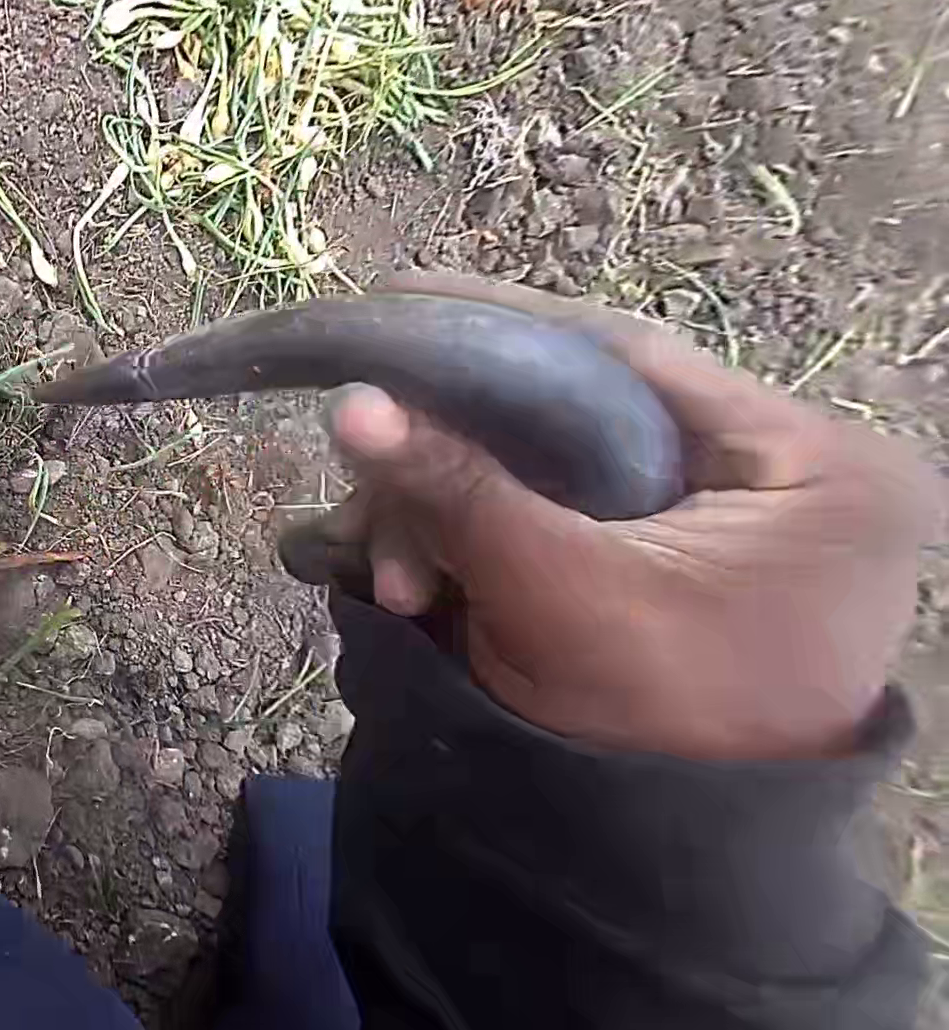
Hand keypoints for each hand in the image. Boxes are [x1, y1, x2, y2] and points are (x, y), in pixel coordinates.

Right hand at [327, 276, 937, 760]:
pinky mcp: (585, 551)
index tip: (399, 293)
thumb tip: (350, 403)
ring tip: (395, 586)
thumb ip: (452, 488)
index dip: (500, 320)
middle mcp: (720, 471)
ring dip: (424, 519)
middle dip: (439, 468)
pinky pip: (486, 515)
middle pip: (538, 420)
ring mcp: (645, 515)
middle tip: (376, 511)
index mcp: (784, 459)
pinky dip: (434, 542)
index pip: (620, 352)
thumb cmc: (653, 712)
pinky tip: (404, 586)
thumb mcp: (551, 587)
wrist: (649, 841)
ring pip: (496, 473)